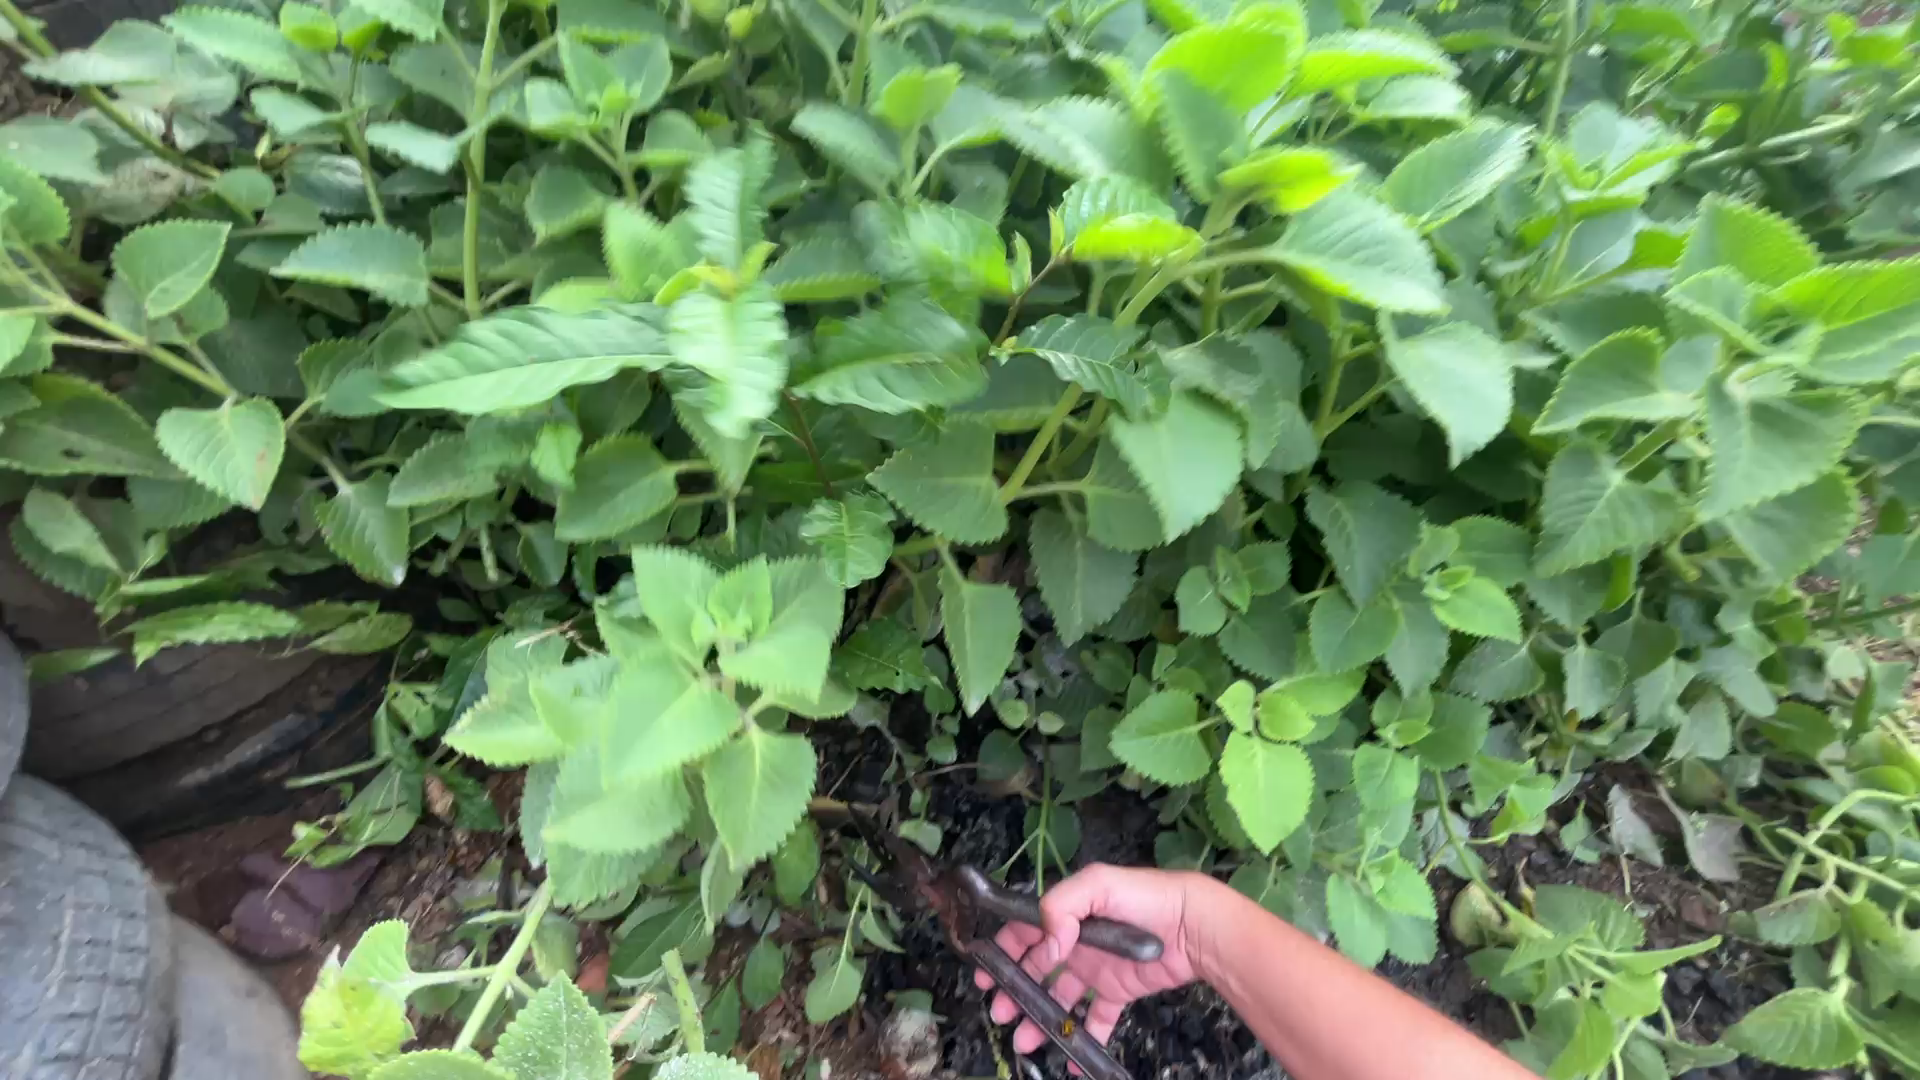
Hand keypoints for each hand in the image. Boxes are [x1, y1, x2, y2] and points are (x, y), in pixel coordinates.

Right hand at [971, 864, 1221, 1056]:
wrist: (1191, 925)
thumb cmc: (1142, 898)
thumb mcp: (1098, 885)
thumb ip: (1063, 906)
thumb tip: (1046, 945)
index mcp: (1066, 912)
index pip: (1023, 929)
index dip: (1001, 949)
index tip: (984, 973)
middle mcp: (1075, 940)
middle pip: (1035, 967)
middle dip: (1013, 988)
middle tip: (1000, 1013)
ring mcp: (1095, 968)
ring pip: (1058, 997)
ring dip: (1039, 1017)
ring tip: (1025, 1041)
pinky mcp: (1117, 991)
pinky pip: (1095, 1019)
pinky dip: (1083, 1039)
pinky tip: (1072, 1060)